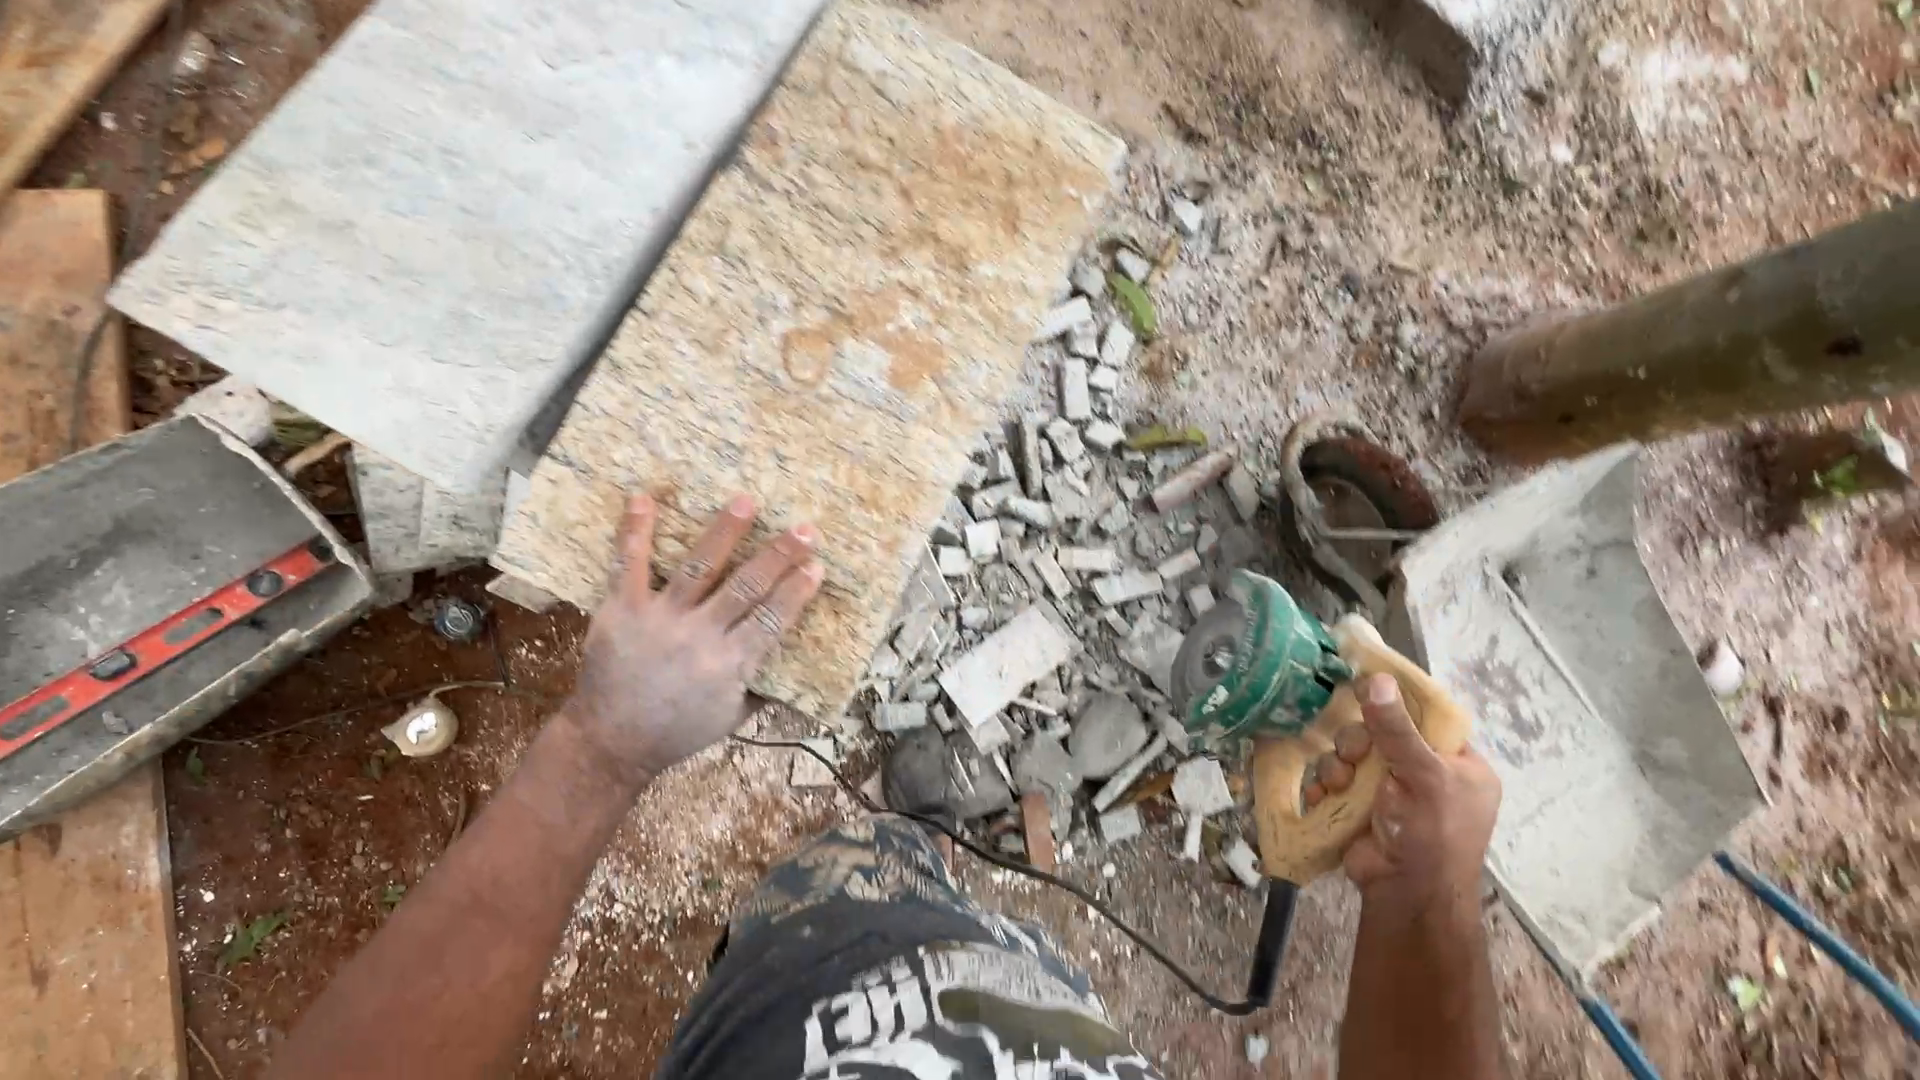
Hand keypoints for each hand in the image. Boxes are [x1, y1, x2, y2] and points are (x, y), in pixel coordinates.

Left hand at [560, 492, 823, 784]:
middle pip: (746, 587)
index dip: (797, 592)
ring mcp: (659, 619)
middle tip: (804, 529)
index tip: (818, 566)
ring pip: (698, 567)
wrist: (610, 741)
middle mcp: (698, 636)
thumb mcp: (732, 719)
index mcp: (729, 665)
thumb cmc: (678, 732)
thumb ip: (764, 689)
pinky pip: (629, 566)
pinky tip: (643, 498)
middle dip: (778, 555)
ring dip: (724, 532)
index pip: (772, 620)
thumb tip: (801, 668)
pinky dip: (635, 531)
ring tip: (745, 501)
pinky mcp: (621, 610)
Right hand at [1304, 673, 1499, 912]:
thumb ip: (1396, 728)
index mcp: (1457, 764)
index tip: (1363, 689)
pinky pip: (1333, 781)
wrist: (1406, 897)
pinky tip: (1326, 796)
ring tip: (1340, 785)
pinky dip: (1326, 786)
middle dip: (1358, 743)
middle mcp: (1423, 773)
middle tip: (1355, 756)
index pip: (1424, 718)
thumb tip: (1376, 678)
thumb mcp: (1423, 776)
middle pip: (1377, 733)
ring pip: (1349, 755)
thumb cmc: (1433, 834)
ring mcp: (1387, 791)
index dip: (1394, 704)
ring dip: (1338, 766)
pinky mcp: (1357, 807)